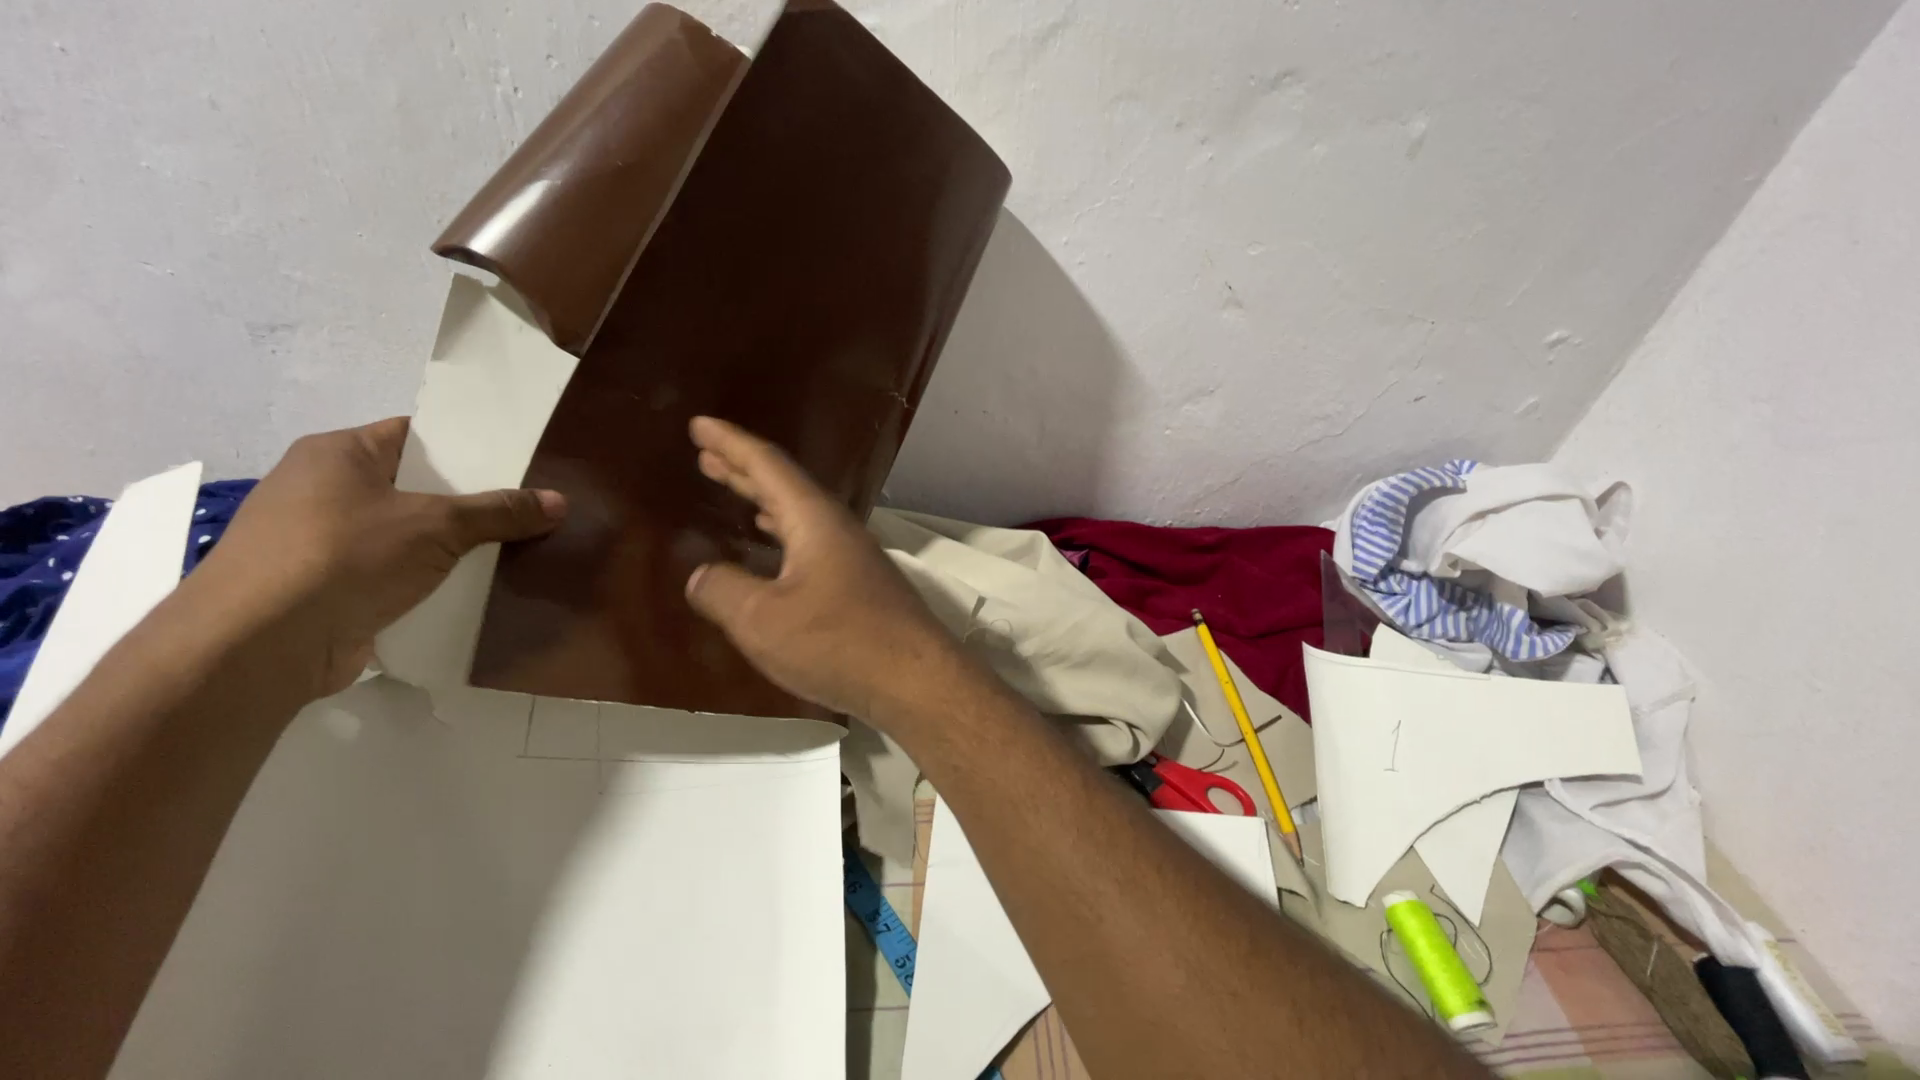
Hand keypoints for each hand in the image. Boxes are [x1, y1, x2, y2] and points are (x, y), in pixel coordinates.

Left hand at [188, 417, 564, 700]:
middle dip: (471, 504)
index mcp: (337, 453)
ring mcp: (321, 543)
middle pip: (416, 489)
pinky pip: (394, 577)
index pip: (416, 436)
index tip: (520, 461)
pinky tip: (477, 593)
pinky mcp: (328, 591)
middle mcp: (323, 490)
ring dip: (453, 550)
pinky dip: (430, 585)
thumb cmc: (343, 556)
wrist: (259, 645)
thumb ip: (498, 512)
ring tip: (518, 551)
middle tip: (531, 509)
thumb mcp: (435, 525)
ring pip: (408, 537)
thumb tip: (559, 501)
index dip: (468, 446)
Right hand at [683, 416, 966, 726]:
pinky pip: (812, 545)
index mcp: (814, 520)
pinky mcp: (862, 589)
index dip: (730, 444)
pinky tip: (775, 553)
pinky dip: (784, 536)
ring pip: (801, 517)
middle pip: (786, 487)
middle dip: (743, 469)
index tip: (700, 424)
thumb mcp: (764, 620)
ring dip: (764, 502)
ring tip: (735, 492)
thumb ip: (724, 592)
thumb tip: (700, 575)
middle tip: (707, 454)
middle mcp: (837, 530)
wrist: (917, 682)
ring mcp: (854, 559)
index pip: (767, 466)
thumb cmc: (839, 643)